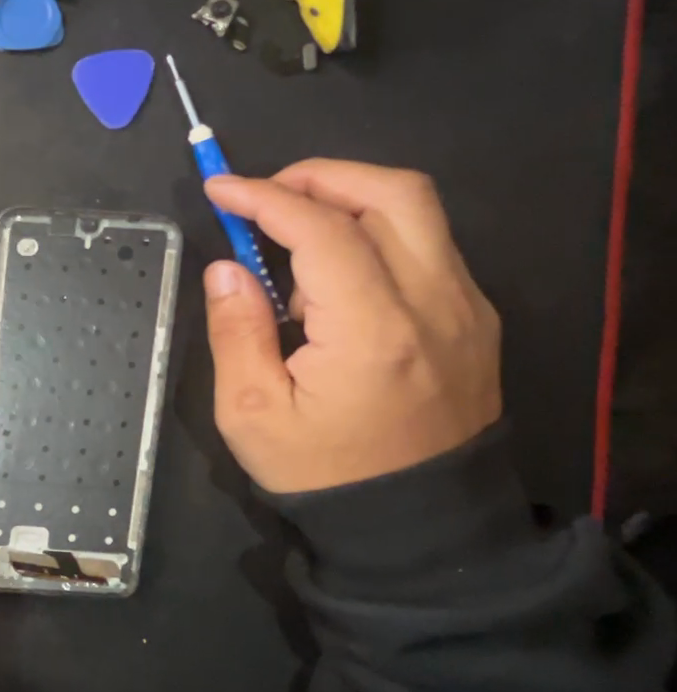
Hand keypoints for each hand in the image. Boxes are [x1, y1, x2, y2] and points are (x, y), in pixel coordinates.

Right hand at [201, 160, 501, 493]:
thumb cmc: (319, 468)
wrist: (413, 516)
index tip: (219, 189)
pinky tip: (328, 273)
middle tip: (263, 192)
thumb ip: (236, 332)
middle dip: (321, 176)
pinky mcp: (472, 316)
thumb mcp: (249, 411)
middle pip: (395, 194)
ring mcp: (464, 305)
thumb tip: (227, 268)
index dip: (265, 197)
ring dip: (349, 198)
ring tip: (287, 228)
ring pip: (418, 213)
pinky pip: (426, 247)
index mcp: (371, 329)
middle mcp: (434, 301)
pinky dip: (371, 233)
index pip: (323, 229)